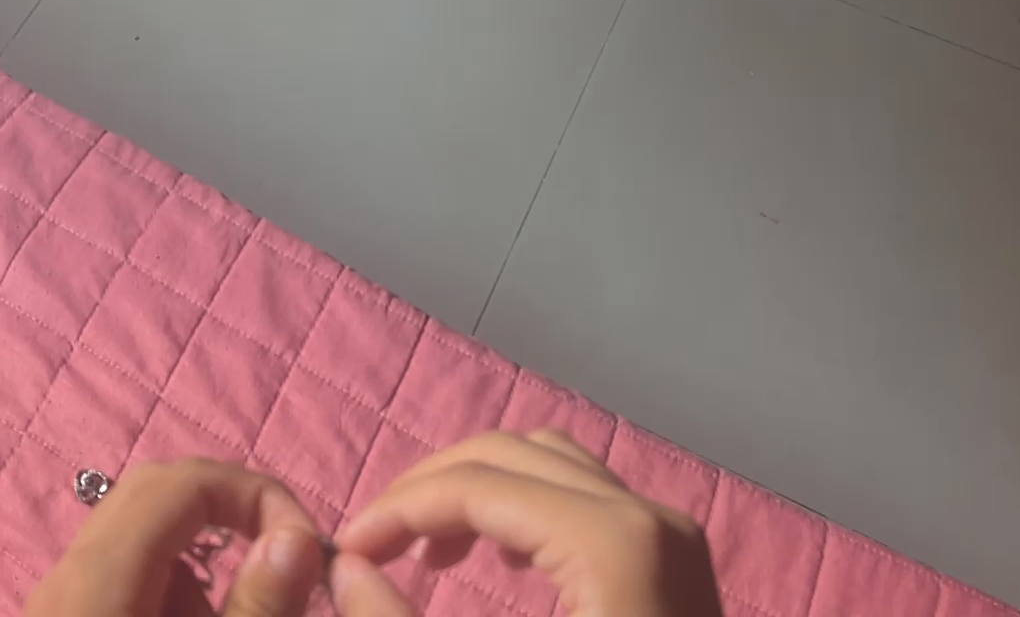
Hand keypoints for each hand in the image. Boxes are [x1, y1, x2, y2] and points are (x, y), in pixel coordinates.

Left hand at [26, 458, 327, 616]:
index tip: (306, 548)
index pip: (180, 483)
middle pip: (159, 500)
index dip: (251, 494)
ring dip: (204, 580)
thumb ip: (255, 606)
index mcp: (96, 578)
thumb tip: (298, 539)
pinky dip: (173, 598)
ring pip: (148, 548)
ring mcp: (63, 599)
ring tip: (232, 614)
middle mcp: (69, 575)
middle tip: (282, 574)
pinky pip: (129, 581)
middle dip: (230, 526)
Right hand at [328, 429, 723, 616]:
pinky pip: (579, 489)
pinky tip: (500, 557)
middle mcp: (650, 519)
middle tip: (376, 541)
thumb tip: (343, 565)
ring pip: (543, 459)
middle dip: (427, 489)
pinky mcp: (676, 561)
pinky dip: (521, 502)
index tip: (348, 545)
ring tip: (428, 545)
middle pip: (505, 454)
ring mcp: (672, 536)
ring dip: (472, 489)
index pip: (475, 486)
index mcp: (614, 547)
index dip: (399, 508)